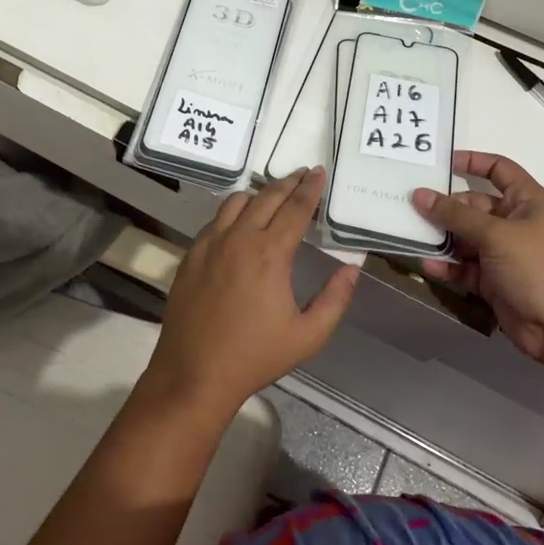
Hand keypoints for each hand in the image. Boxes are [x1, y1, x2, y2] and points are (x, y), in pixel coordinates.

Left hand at [142, 168, 360, 416]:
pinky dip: (233, 212)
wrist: (194, 372)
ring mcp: (210, 244)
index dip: (310, 188)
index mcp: (269, 253)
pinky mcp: (191, 255)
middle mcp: (239, 238)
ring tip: (273, 196)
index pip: (295, 209)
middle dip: (288, 183)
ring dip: (258, 193)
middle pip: (266, 197)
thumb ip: (335, 299)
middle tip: (302, 175)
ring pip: (236, 202)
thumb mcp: (307, 336)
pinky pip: (215, 220)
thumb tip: (352, 269)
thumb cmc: (255, 356)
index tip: (319, 172)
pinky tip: (240, 222)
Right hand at [412, 151, 543, 363]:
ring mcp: (503, 253)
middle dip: (444, 207)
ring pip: (464, 237)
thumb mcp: (496, 235)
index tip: (440, 163)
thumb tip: (419, 194)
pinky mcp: (493, 281)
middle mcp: (514, 223)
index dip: (473, 162)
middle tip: (409, 205)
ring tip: (411, 235)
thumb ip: (455, 215)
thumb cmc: (539, 269)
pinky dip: (448, 265)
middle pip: (473, 206)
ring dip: (442, 238)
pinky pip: (464, 266)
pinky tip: (429, 265)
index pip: (499, 169)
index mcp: (527, 201)